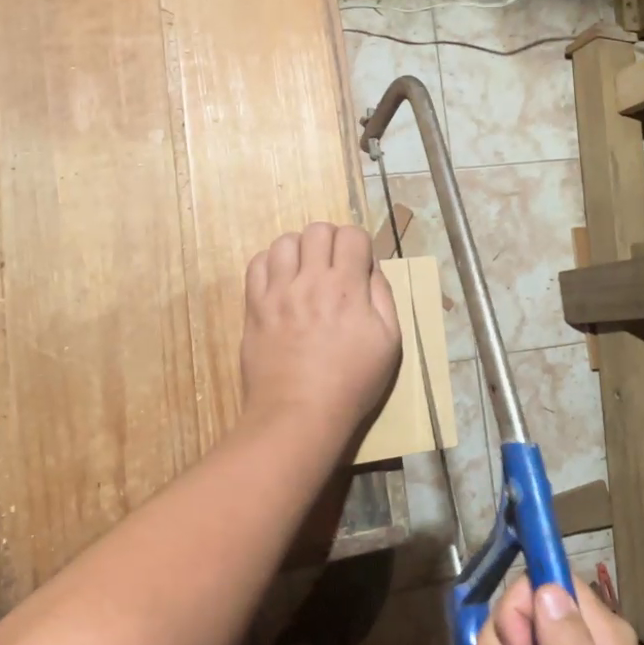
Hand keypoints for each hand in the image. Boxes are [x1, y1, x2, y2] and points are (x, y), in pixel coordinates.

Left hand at [240, 223, 401, 442]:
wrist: (298, 414)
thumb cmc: (351, 383)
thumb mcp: (388, 342)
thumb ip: (383, 297)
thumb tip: (371, 269)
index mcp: (347, 287)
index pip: (352, 235)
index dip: (359, 244)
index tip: (359, 264)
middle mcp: (311, 280)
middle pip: (318, 230)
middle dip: (331, 240)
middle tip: (334, 266)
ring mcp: (278, 292)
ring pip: (284, 242)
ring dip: (299, 249)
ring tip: (305, 271)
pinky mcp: (254, 306)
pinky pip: (256, 264)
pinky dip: (270, 264)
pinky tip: (281, 282)